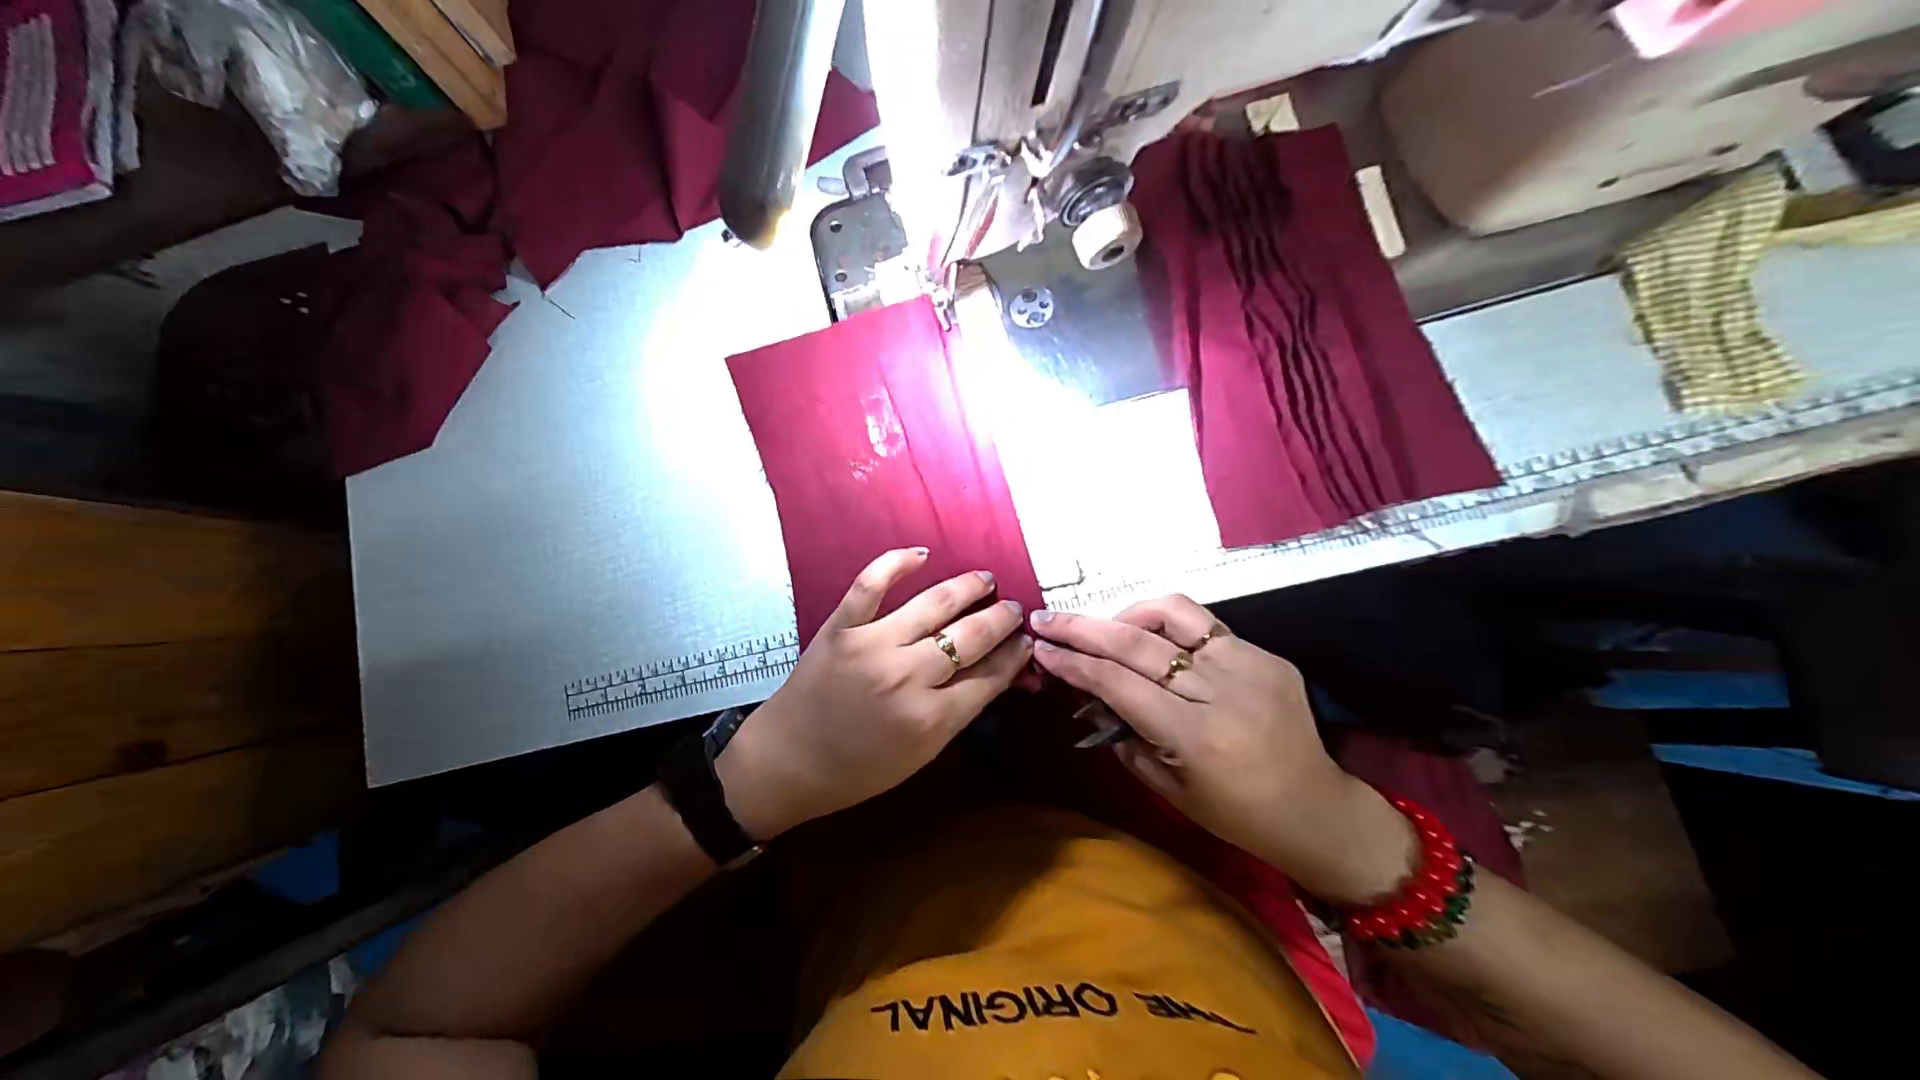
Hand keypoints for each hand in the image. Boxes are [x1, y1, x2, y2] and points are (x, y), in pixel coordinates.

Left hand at [716, 548, 1031, 839]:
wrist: (787, 762)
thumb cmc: (857, 770)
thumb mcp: (920, 753)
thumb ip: (959, 711)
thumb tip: (999, 673)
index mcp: (930, 719)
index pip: (990, 676)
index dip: (1015, 655)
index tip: (1026, 641)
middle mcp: (907, 677)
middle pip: (970, 636)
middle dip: (1001, 620)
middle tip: (1014, 608)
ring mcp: (871, 646)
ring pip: (933, 604)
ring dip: (967, 587)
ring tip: (985, 580)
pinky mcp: (840, 627)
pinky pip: (871, 584)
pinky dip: (896, 563)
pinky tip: (922, 555)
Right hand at [1029, 595, 1414, 903]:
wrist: (1315, 808)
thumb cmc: (1235, 813)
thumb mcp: (1169, 787)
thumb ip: (1125, 736)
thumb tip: (1090, 695)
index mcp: (1197, 737)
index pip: (1119, 683)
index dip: (1074, 663)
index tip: (1042, 648)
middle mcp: (1223, 692)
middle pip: (1138, 643)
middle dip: (1083, 628)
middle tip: (1047, 618)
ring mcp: (1250, 666)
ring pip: (1174, 614)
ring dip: (1127, 614)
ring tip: (1102, 626)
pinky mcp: (1267, 655)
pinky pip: (1205, 625)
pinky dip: (1168, 626)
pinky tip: (1151, 638)